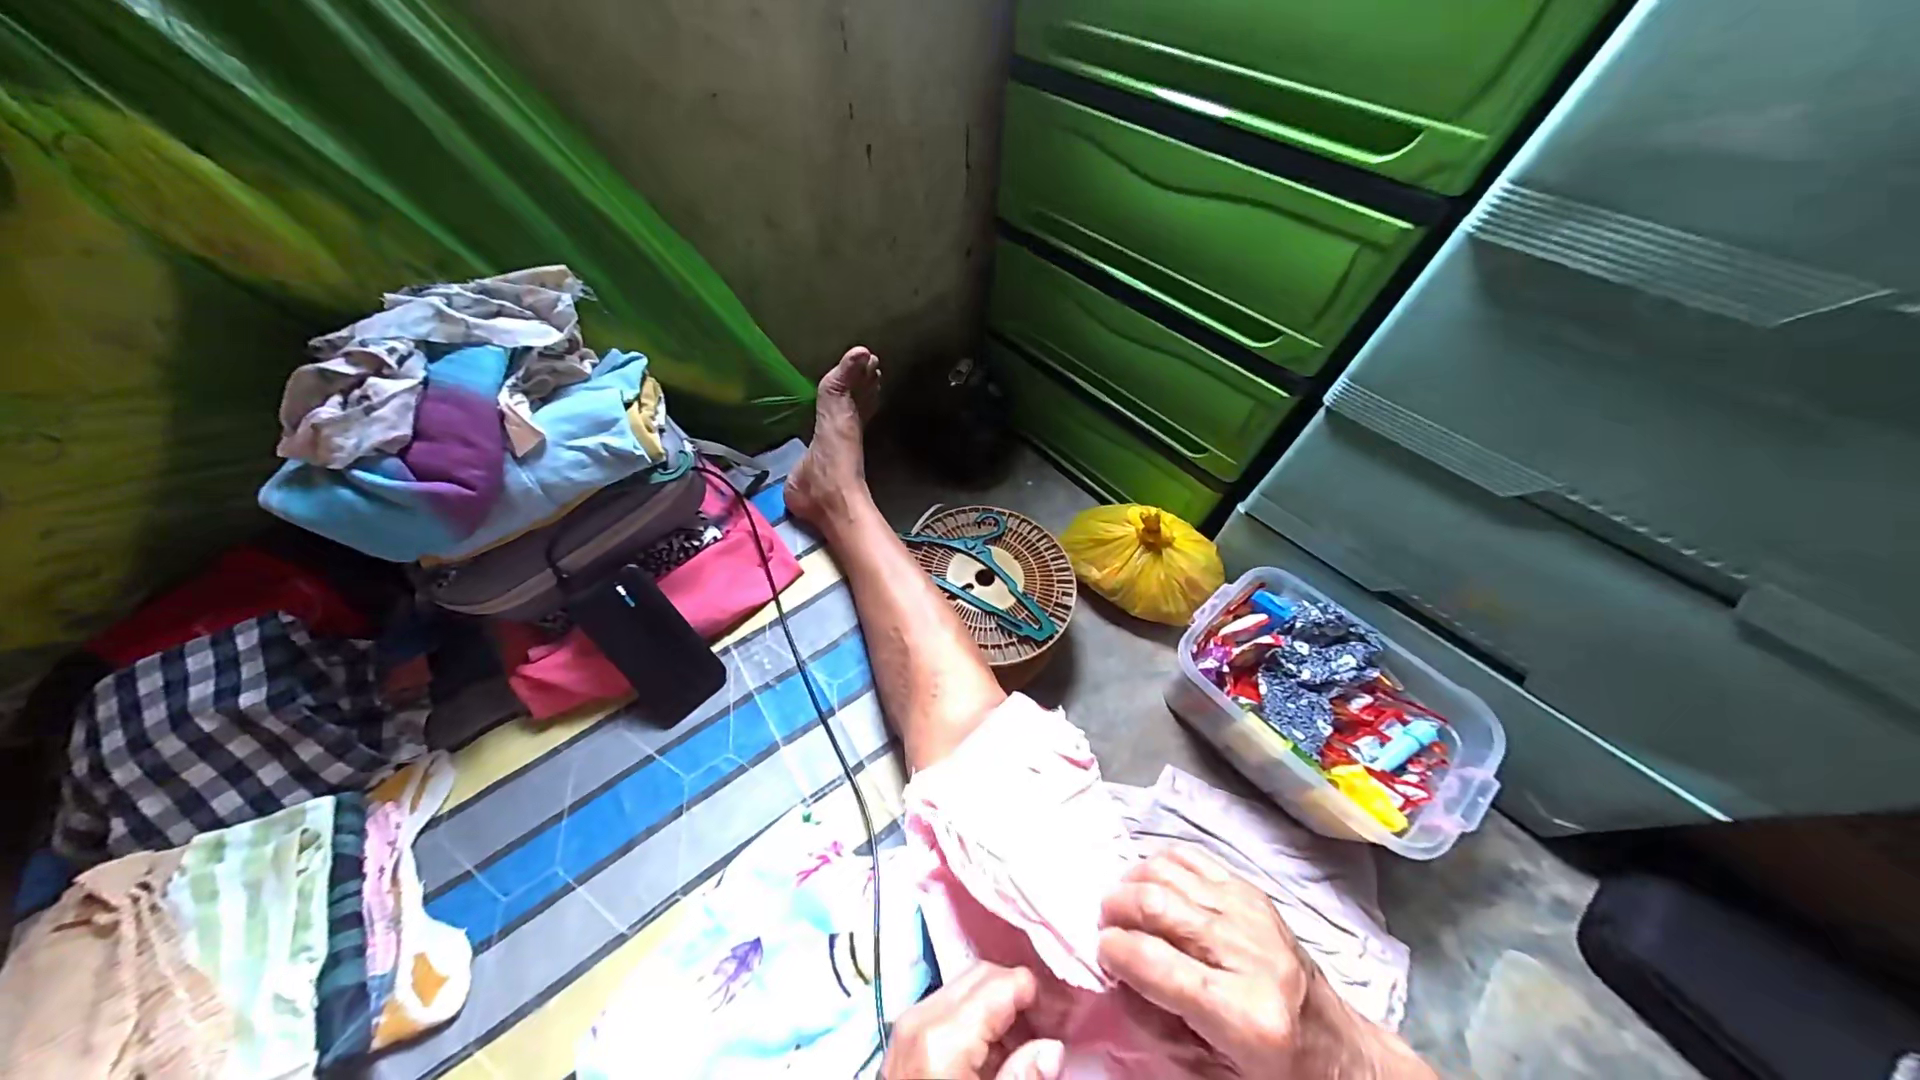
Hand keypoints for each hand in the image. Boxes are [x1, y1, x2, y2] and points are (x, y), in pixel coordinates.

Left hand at [883, 962, 1065, 1079]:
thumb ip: (1022, 1078)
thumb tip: (1053, 1047)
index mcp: (944, 1034)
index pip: (1002, 981)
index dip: (1038, 995)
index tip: (1064, 1017)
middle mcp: (921, 1015)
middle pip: (982, 974)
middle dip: (1018, 995)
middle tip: (1051, 1028)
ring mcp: (908, 1024)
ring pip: (966, 986)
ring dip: (998, 1006)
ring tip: (1027, 1046)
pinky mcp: (904, 1038)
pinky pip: (949, 1007)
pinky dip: (976, 1019)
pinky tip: (996, 1055)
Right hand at [1097, 847, 1434, 1078]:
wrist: (1340, 1052)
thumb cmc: (1272, 1073)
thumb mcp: (1210, 1071)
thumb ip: (1156, 1023)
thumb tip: (1113, 974)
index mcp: (1243, 1016)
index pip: (1154, 963)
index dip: (1113, 951)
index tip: (1101, 954)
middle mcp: (1249, 955)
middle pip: (1157, 905)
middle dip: (1116, 909)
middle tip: (1105, 924)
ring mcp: (1252, 914)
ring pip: (1169, 873)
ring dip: (1132, 883)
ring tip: (1122, 904)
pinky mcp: (1253, 893)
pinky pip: (1192, 858)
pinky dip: (1160, 863)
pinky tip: (1149, 883)